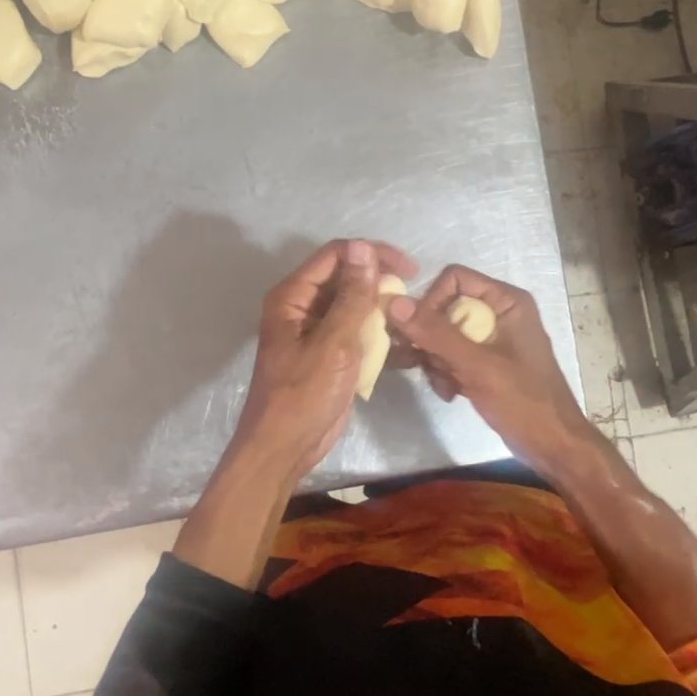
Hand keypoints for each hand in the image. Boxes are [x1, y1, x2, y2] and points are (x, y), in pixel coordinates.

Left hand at [230, 238, 417, 482]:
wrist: (284, 447)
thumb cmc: (303, 395)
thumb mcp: (333, 344)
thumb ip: (352, 296)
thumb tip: (364, 248)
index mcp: (292, 297)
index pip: (335, 255)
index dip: (372, 254)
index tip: (409, 269)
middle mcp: (300, 307)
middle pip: (344, 276)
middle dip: (377, 280)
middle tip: (411, 295)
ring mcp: (314, 330)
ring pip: (351, 303)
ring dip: (378, 306)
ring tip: (407, 316)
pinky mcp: (327, 352)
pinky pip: (353, 329)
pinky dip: (374, 330)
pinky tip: (397, 338)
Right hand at [386, 265, 598, 472]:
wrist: (552, 445)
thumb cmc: (523, 401)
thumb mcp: (477, 366)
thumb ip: (436, 334)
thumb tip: (395, 303)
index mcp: (507, 301)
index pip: (454, 279)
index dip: (431, 302)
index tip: (418, 334)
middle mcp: (500, 313)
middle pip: (446, 308)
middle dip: (431, 340)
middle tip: (423, 364)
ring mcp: (494, 339)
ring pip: (444, 335)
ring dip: (437, 361)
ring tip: (446, 386)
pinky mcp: (487, 362)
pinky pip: (453, 356)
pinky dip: (446, 373)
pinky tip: (450, 394)